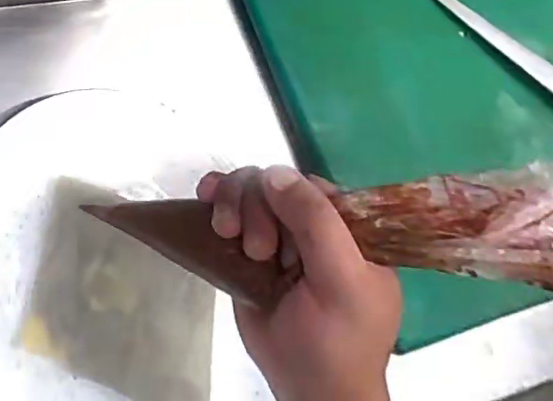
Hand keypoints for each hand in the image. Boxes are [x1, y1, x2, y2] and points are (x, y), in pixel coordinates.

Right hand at [198, 166, 400, 400]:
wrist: (307, 392)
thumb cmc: (335, 342)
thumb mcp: (340, 282)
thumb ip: (317, 224)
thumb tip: (273, 173)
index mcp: (348, 230)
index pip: (310, 185)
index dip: (284, 192)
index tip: (273, 218)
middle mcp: (312, 227)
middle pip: (272, 184)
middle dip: (253, 205)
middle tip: (255, 249)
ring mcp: (277, 235)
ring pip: (247, 189)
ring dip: (231, 202)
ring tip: (225, 233)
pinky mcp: (246, 247)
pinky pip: (228, 206)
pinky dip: (215, 196)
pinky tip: (204, 198)